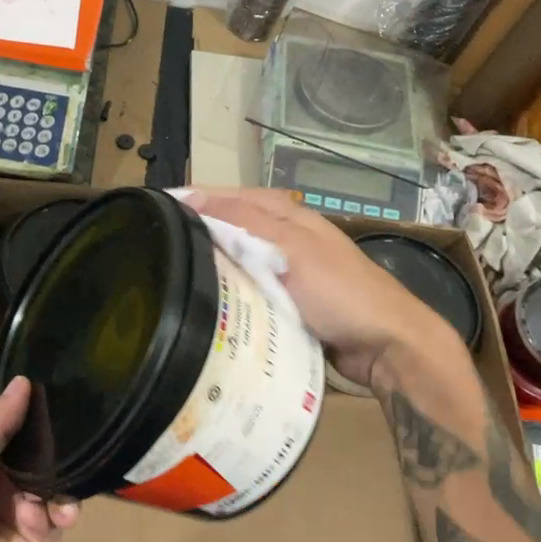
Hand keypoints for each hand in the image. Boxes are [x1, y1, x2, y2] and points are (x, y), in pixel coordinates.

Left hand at [0, 376, 80, 541]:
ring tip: (42, 488)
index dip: (12, 407)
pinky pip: (63, 510)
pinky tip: (56, 515)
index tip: (42, 384)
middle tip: (63, 423)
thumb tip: (21, 386)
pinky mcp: (43, 541)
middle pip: (25, 446)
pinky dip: (64, 507)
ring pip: (49, 474)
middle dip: (41, 438)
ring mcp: (17, 512)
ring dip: (51, 475)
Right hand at [180, 188, 462, 386]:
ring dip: (210, 259)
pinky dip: (227, 286)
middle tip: (154, 245)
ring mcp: (289, 267)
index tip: (152, 211)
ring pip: (238, 255)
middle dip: (197, 230)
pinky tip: (207, 297)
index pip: (228, 197)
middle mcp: (286, 234)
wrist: (388, 344)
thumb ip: (245, 222)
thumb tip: (192, 198)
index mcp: (287, 214)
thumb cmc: (340, 293)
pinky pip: (248, 284)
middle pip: (231, 225)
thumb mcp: (291, 249)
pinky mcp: (289, 298)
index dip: (193, 201)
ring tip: (171, 272)